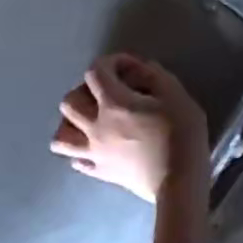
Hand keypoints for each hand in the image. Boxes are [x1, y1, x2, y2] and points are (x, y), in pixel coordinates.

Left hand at [50, 53, 208, 202]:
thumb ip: (153, 75)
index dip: (111, 62)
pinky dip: (81, 149)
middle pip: (69, 101)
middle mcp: (95, 126)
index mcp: (114, 103)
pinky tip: (98, 145)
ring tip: (93, 119)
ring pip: (61, 135)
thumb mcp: (175, 93)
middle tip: (110, 90)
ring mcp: (93, 152)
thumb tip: (138, 68)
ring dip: (72, 122)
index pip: (95, 72)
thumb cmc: (181, 133)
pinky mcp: (99, 172)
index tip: (131, 67)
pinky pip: (75, 159)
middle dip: (86, 89)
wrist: (179, 181)